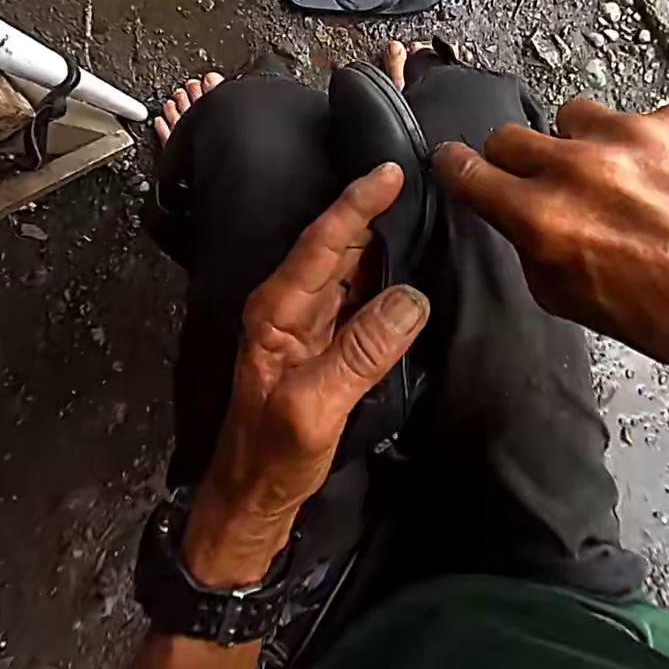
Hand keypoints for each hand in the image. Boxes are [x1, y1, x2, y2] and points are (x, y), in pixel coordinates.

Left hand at [184, 163, 430, 587]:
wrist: (253, 495)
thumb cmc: (272, 456)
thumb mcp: (315, 408)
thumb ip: (361, 352)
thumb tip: (412, 299)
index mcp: (277, 310)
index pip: (322, 243)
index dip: (356, 205)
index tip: (390, 173)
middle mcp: (289, 305)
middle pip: (334, 245)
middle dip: (370, 210)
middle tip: (414, 182)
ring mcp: (305, 322)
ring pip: (346, 266)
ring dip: (377, 237)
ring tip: (415, 210)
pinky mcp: (322, 340)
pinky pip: (354, 294)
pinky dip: (379, 274)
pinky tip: (402, 263)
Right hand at [431, 100, 668, 395]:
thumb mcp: (577, 303)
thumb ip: (532, 250)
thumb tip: (517, 219)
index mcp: (545, 220)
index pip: (468, 170)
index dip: (453, 165)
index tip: (452, 160)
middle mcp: (579, 169)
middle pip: (510, 136)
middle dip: (518, 159)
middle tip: (547, 181)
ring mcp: (632, 136)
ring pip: (572, 117)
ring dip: (581, 144)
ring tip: (619, 178)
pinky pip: (639, 119)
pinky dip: (645, 145)